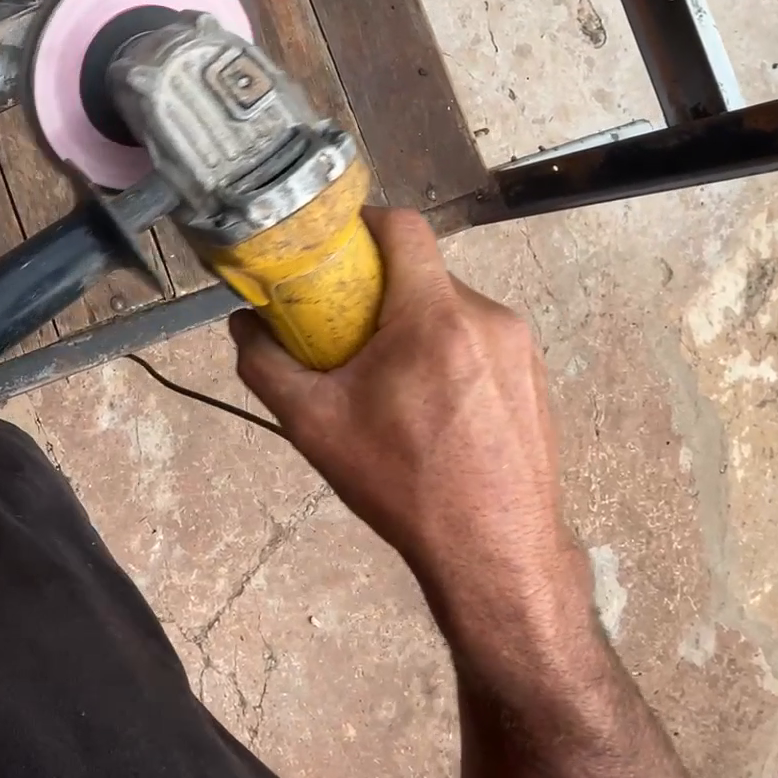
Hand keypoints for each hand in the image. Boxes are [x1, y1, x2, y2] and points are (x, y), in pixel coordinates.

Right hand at [229, 208, 583, 616]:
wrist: (495, 555)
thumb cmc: (397, 481)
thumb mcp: (309, 422)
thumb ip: (263, 363)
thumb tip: (243, 323)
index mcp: (434, 318)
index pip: (402, 227)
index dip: (359, 222)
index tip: (326, 249)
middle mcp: (488, 317)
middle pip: (418, 269)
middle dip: (372, 286)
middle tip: (336, 329)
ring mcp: (520, 347)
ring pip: (446, 304)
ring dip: (405, 320)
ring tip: (376, 373)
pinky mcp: (534, 376)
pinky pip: (474, 337)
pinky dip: (438, 348)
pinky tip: (420, 402)